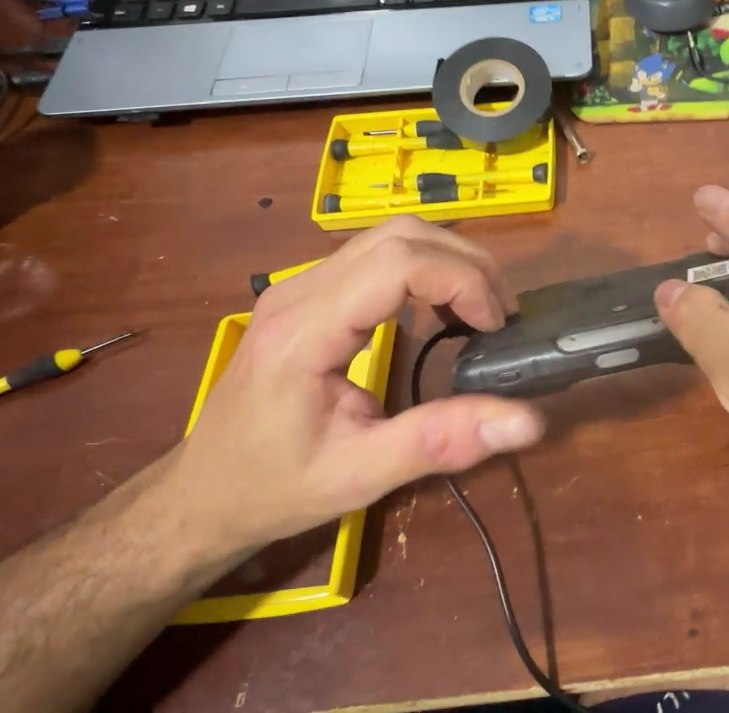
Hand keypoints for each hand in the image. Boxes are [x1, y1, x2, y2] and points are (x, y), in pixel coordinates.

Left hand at [165, 217, 544, 555]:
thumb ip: (440, 442)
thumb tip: (528, 422)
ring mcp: (299, 285)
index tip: (495, 326)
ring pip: (392, 234)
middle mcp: (299, 292)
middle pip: (400, 236)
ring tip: (481, 310)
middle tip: (500, 315)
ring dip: (449, 261)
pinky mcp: (308, 291)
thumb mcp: (359, 476)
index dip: (460, 280)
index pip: (396, 264)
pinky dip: (427, 267)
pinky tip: (444, 307)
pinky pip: (379, 253)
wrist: (200, 494)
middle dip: (466, 264)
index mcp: (304, 333)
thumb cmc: (273, 489)